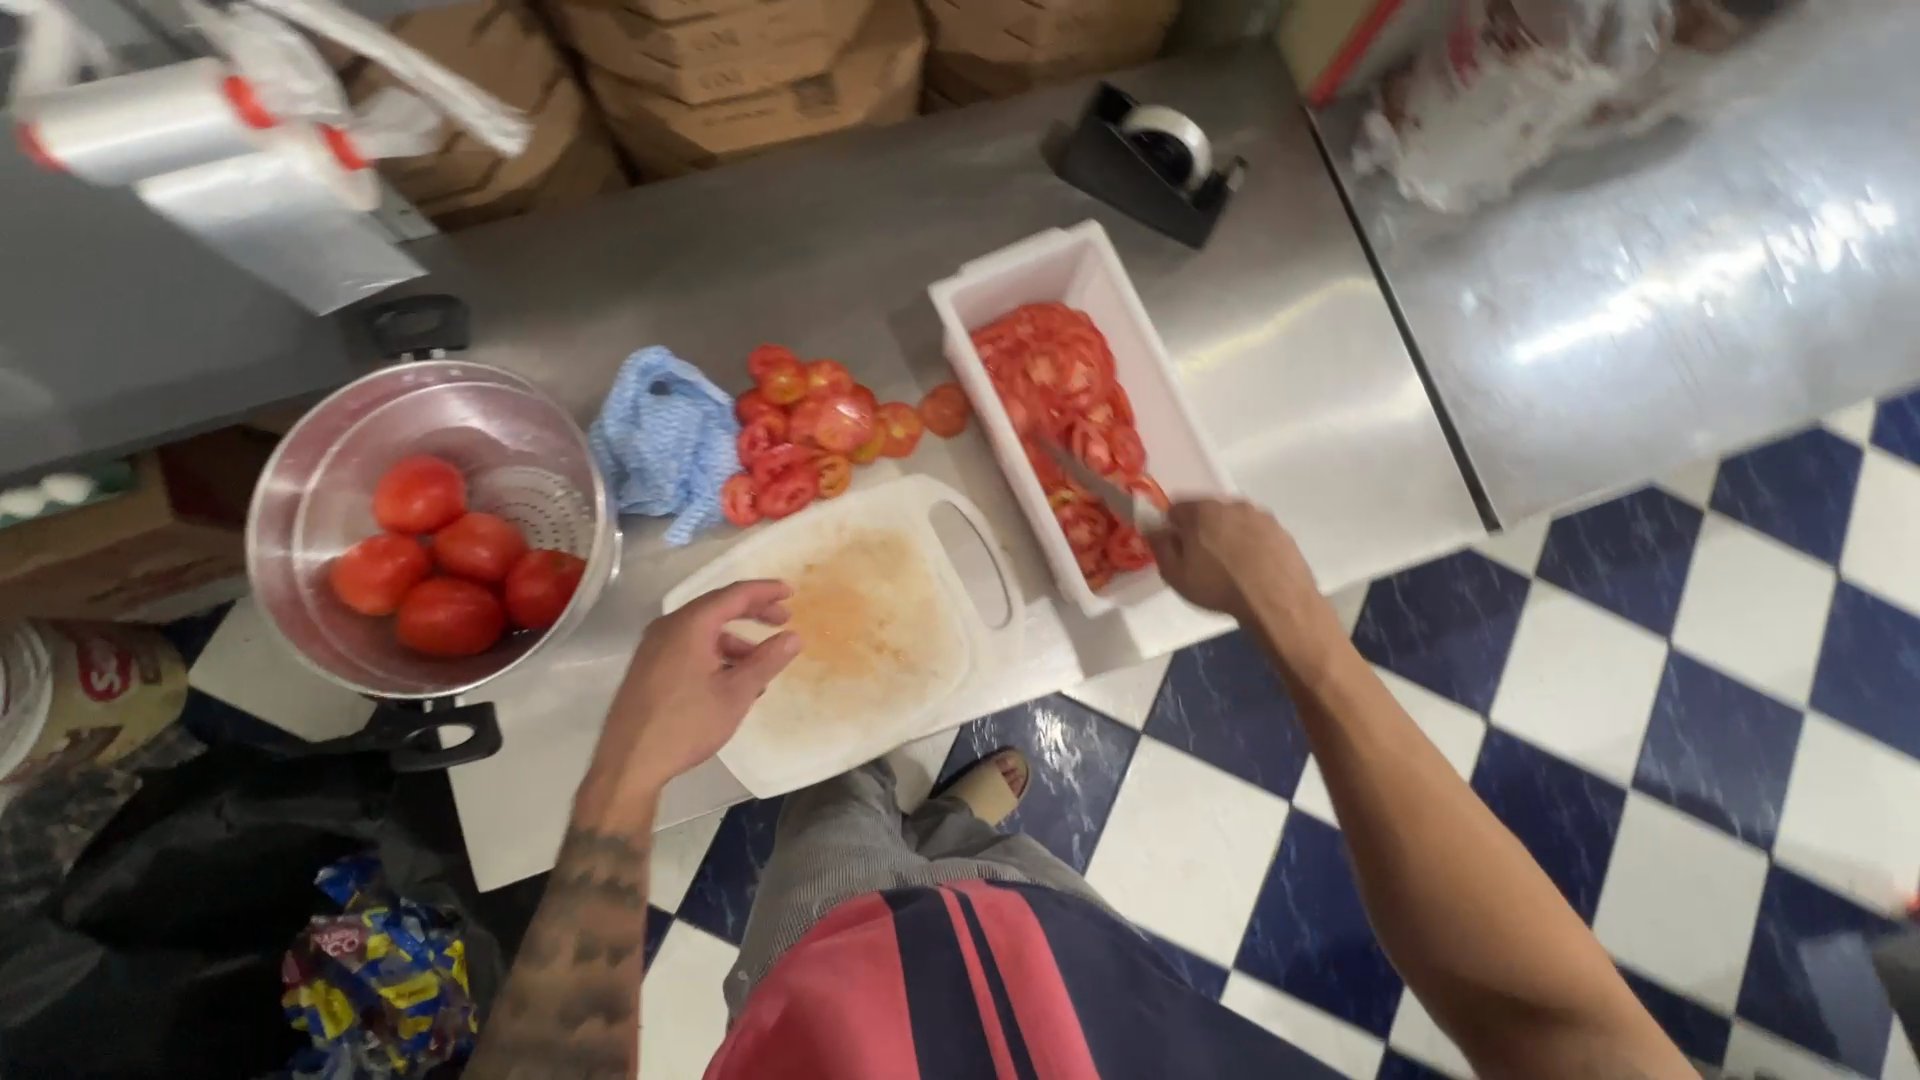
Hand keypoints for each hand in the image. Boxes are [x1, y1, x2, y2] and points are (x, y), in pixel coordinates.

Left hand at [576, 580, 800, 823]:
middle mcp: (668, 627)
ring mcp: (654, 647)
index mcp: (690, 625)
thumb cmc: (686, 725)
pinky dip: (715, 653)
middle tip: (783, 620)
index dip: (766, 591)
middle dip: (753, 612)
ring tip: (760, 663)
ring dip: (735, 639)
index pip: (734, 595)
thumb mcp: (736, 693)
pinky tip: (730, 680)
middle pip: (717, 608)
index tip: (791, 592)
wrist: (629, 763)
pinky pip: (688, 646)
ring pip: (703, 630)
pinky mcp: (648, 667)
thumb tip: (794, 637)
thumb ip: (767, 661)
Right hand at [1148, 499, 1316, 618]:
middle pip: (1206, 511)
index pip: (1176, 507)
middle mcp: (1231, 505)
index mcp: (1201, 511)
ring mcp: (1260, 516)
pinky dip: (1250, 543)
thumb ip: (1160, 546)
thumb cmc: (1218, 587)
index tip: (1175, 547)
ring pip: (1233, 520)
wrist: (1277, 602)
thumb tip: (1155, 529)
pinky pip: (1256, 532)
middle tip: (1201, 559)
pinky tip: (1252, 568)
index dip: (1171, 527)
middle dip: (1200, 529)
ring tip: (1230, 566)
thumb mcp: (1175, 574)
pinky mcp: (1281, 530)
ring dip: (1227, 535)